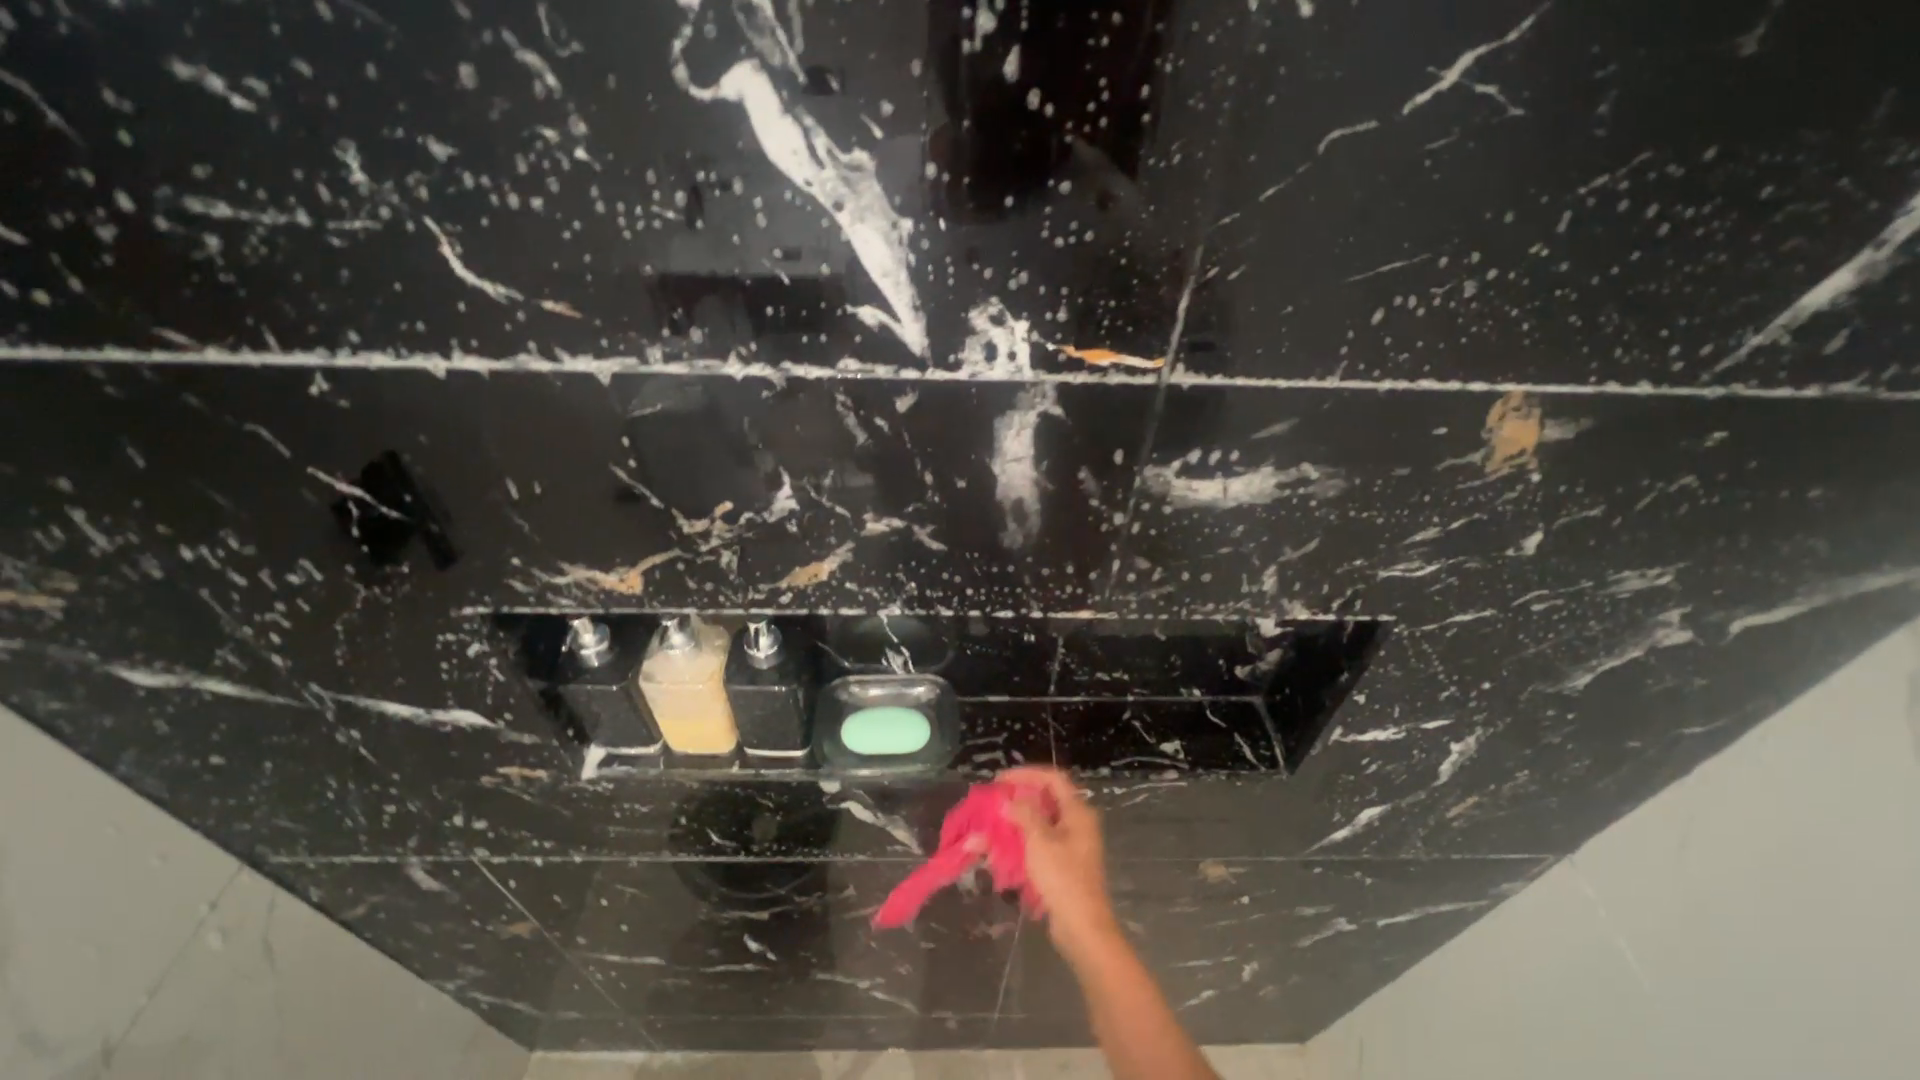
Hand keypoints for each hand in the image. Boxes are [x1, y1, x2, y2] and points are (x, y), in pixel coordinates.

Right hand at [999, 766, 1123, 961]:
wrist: (1082, 926)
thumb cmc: (1063, 879)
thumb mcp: (1040, 842)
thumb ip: (1024, 815)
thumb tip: (1009, 800)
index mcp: (1077, 812)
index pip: (1052, 779)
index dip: (1026, 774)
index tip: (999, 781)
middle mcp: (1076, 824)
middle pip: (1044, 801)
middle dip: (1015, 802)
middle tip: (991, 804)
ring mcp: (1070, 846)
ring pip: (1037, 825)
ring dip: (1012, 826)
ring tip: (986, 831)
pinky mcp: (1062, 865)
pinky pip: (1037, 846)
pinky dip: (1017, 846)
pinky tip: (995, 855)